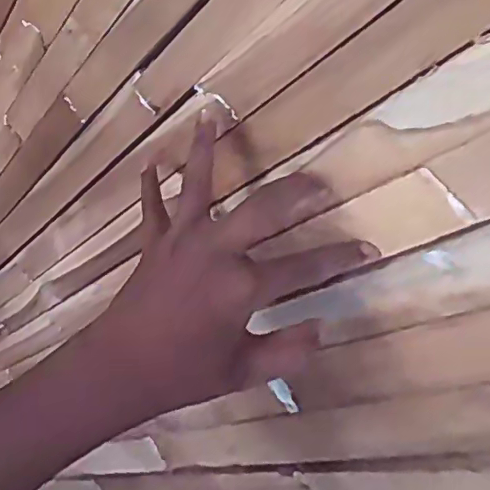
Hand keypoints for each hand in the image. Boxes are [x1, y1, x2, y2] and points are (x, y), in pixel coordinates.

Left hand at [68, 111, 374, 422]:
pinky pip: (151, 206)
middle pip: (261, 209)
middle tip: (319, 180)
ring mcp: (179, 240)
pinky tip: (150, 160)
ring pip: (196, 185)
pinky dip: (150, 184)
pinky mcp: (153, 242)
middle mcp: (214, 250)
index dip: (339, 258)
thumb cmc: (185, 373)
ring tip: (208, 116)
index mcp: (242, 285)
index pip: (303, 266)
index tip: (368, 248)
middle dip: (294, 192)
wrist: (121, 365)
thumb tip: (320, 324)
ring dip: (203, 149)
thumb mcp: (244, 371)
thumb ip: (288, 350)